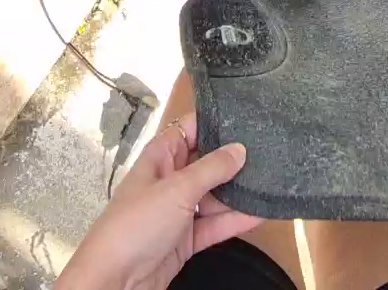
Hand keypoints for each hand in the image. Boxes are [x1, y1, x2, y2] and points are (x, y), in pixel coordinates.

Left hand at [57, 112, 261, 289]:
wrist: (114, 283)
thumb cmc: (139, 223)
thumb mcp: (177, 189)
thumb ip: (211, 168)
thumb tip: (240, 148)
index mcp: (161, 156)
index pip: (191, 127)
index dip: (216, 120)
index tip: (248, 115)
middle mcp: (171, 179)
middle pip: (207, 161)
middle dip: (234, 158)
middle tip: (270, 149)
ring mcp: (179, 211)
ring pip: (214, 195)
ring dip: (238, 190)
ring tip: (273, 179)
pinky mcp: (186, 240)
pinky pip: (215, 224)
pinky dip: (235, 220)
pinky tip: (262, 212)